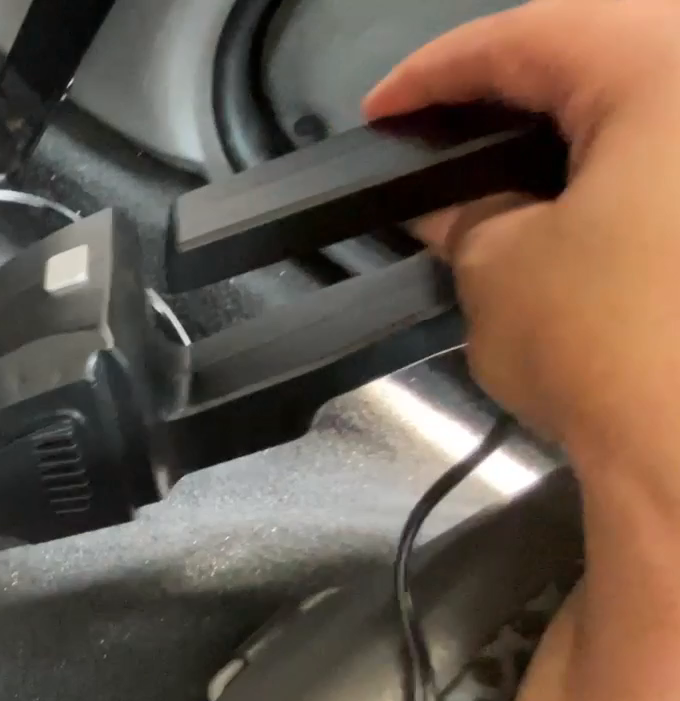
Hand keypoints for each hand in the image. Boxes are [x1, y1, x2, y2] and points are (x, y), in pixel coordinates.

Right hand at [365, 0, 679, 499]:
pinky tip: (588, 198)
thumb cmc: (619, 340)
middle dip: (516, 81)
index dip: (435, 71)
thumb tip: (446, 201)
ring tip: (509, 168)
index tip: (377, 112)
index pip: (533, 33)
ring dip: (583, 118)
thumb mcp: (500, 269)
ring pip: (663, 90)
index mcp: (677, 65)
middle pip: (617, 40)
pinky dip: (635, 158)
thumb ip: (468, 215)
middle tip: (440, 134)